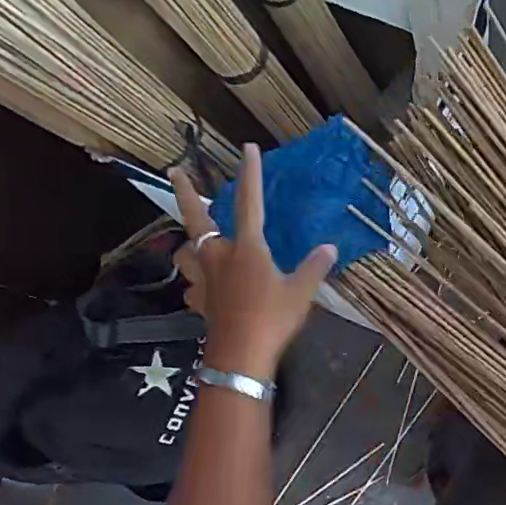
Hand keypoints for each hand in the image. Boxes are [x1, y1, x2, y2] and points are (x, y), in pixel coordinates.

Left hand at [171, 143, 335, 380]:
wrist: (241, 356)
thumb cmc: (272, 319)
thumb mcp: (301, 293)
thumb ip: (314, 268)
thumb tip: (330, 248)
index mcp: (247, 248)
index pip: (249, 202)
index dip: (250, 174)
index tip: (248, 148)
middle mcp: (219, 257)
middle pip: (196, 218)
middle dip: (185, 193)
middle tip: (175, 171)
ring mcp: (204, 280)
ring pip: (185, 252)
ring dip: (186, 243)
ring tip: (192, 242)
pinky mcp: (199, 302)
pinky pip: (191, 287)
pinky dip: (194, 284)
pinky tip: (200, 288)